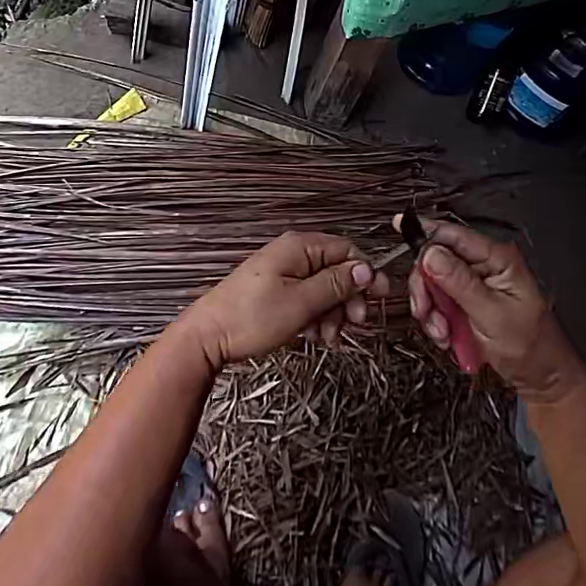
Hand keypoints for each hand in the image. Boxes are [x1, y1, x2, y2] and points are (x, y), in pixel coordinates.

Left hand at [178, 232, 392, 369]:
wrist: (207, 338)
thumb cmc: (250, 318)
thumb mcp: (301, 302)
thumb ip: (336, 284)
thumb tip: (365, 269)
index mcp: (299, 247)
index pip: (347, 250)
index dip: (365, 275)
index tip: (378, 298)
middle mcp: (293, 254)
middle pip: (337, 270)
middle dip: (348, 299)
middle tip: (353, 323)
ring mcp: (284, 272)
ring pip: (324, 288)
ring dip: (333, 313)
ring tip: (328, 337)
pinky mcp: (277, 290)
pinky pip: (308, 298)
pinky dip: (316, 317)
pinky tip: (314, 336)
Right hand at [399, 216, 585, 403]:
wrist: (541, 378)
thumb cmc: (532, 347)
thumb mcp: (492, 314)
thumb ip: (460, 283)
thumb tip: (431, 254)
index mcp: (497, 258)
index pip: (453, 235)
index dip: (425, 231)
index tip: (400, 225)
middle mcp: (484, 266)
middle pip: (436, 260)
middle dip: (426, 287)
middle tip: (426, 311)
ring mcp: (474, 283)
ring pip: (433, 283)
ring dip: (431, 309)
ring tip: (443, 332)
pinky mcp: (467, 301)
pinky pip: (438, 302)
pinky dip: (436, 320)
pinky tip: (447, 336)